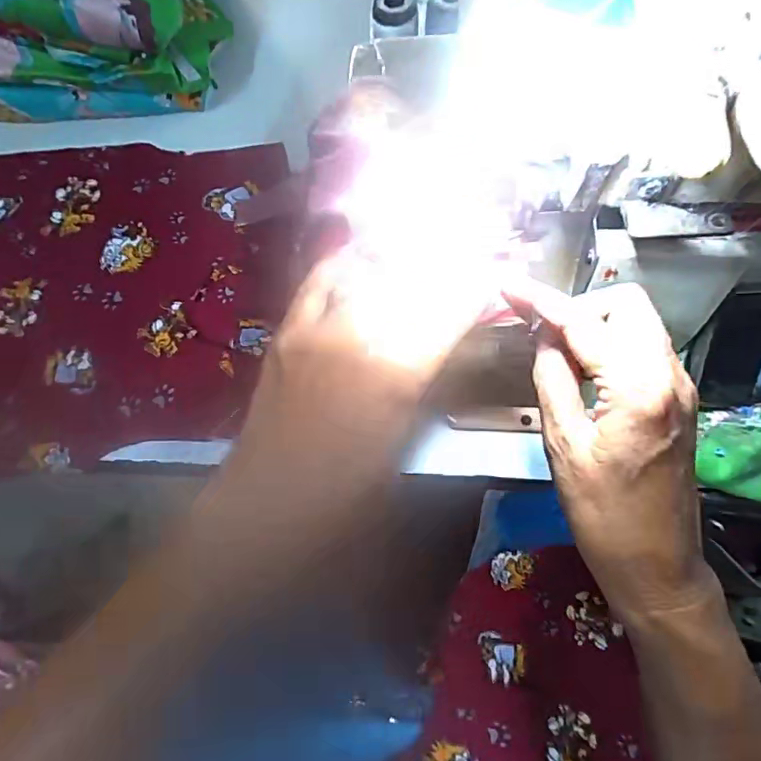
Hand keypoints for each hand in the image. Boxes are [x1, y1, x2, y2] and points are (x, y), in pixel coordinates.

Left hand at [188, 251, 492, 581]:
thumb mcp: (404, 444)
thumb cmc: (345, 497)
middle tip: (465, 267)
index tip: (494, 278)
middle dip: (447, 267)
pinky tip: (362, 257)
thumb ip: (430, 390)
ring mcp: (316, 328)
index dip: (477, 286)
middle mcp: (358, 334)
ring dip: (399, 260)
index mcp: (397, 372)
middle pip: (413, 278)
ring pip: (367, 270)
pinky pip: (319, 280)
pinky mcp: (287, 331)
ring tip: (421, 256)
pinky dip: (346, 263)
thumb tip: (452, 353)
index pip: (451, 307)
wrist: (266, 505)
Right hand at [504, 279, 715, 619]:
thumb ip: (553, 379)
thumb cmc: (603, 514)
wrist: (657, 564)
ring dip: (597, 327)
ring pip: (639, 324)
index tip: (509, 285)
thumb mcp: (563, 445)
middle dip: (582, 308)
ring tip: (559, 360)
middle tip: (544, 339)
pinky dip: (612, 348)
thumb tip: (544, 336)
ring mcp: (681, 388)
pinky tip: (585, 376)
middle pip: (628, 304)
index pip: (585, 322)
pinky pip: (644, 351)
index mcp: (638, 387)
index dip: (542, 300)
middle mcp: (670, 376)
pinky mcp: (679, 402)